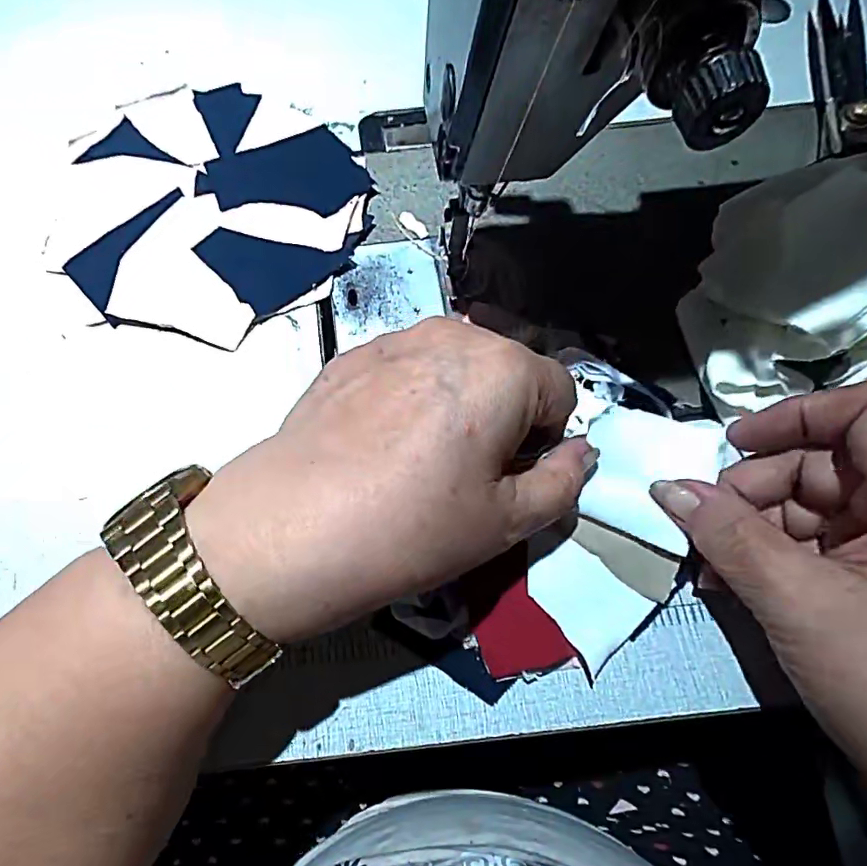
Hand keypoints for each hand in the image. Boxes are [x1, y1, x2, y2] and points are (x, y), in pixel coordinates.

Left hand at [184, 317, 593, 642]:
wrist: (287, 529)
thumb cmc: (409, 528)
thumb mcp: (506, 522)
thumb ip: (563, 482)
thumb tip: (579, 453)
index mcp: (502, 369)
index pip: (560, 390)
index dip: (546, 438)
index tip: (511, 476)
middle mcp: (452, 336)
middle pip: (509, 370)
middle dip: (506, 414)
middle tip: (470, 472)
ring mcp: (395, 339)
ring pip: (458, 366)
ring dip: (461, 403)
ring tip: (423, 459)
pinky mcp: (351, 355)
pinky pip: (409, 369)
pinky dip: (413, 398)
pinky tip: (382, 446)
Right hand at [651, 379, 866, 865]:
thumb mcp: (802, 607)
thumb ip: (730, 537)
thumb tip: (668, 487)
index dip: (801, 415)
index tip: (733, 445)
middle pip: (848, 456)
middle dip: (769, 483)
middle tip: (708, 519)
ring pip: (839, 501)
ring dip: (770, 523)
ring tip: (714, 558)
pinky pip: (846, 541)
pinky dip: (793, 552)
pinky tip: (743, 577)